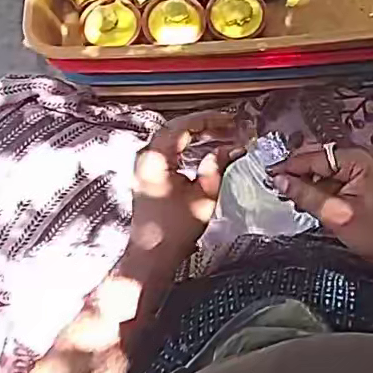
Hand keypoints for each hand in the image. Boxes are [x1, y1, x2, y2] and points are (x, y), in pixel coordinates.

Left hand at [130, 111, 246, 256]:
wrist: (152, 253)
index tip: (228, 119)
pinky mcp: (147, 174)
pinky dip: (187, 146)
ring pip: (172, 137)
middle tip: (228, 125)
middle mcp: (146, 157)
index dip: (209, 120)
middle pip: (176, 128)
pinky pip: (168, 150)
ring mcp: (144, 165)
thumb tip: (226, 149)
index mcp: (156, 157)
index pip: (183, 125)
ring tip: (221, 135)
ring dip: (196, 134)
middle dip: (204, 125)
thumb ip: (215, 166)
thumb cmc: (174, 230)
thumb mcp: (204, 196)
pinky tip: (204, 149)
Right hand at [272, 145, 372, 273]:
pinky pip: (338, 177)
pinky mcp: (368, 179)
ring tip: (293, 197)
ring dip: (310, 181)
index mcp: (359, 159)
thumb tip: (280, 180)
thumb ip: (306, 195)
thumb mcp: (337, 215)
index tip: (270, 175)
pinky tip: (312, 200)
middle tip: (278, 186)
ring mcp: (367, 167)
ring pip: (327, 169)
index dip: (290, 166)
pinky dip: (323, 187)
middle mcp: (364, 157)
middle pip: (321, 159)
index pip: (316, 157)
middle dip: (299, 173)